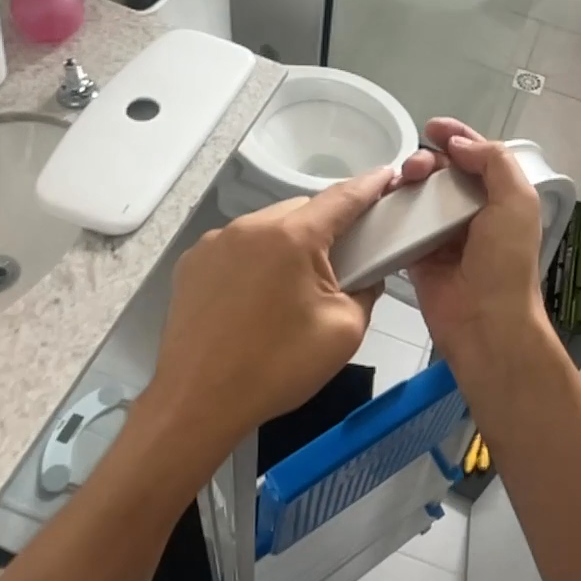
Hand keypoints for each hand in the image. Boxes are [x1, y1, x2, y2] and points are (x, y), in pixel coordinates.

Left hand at [152, 168, 391, 440]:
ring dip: (290, 242)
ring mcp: (214, 244)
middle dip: (328, 227)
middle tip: (345, 261)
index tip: (389, 176)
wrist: (198, 404)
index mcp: (292, 237)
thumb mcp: (345, 330)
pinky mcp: (192, 265)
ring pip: (268, 226)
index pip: (342, 198)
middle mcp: (249, 227)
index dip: (370, 186)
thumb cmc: (278, 368)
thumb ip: (366, 289)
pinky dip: (257, 258)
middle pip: (303, 210)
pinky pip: (238, 247)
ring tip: (296, 287)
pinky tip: (258, 297)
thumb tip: (365, 274)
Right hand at [397, 119, 548, 364]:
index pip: (477, 157)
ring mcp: (442, 234)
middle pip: (443, 173)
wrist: (485, 322)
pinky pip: (399, 225)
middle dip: (428, 160)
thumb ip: (494, 162)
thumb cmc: (506, 262)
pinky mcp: (416, 255)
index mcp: (500, 198)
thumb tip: (458, 144)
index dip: (457, 136)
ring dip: (406, 182)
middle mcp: (471, 213)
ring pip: (419, 195)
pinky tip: (379, 200)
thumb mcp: (517, 201)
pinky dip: (389, 210)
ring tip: (399, 182)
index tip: (432, 126)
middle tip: (416, 167)